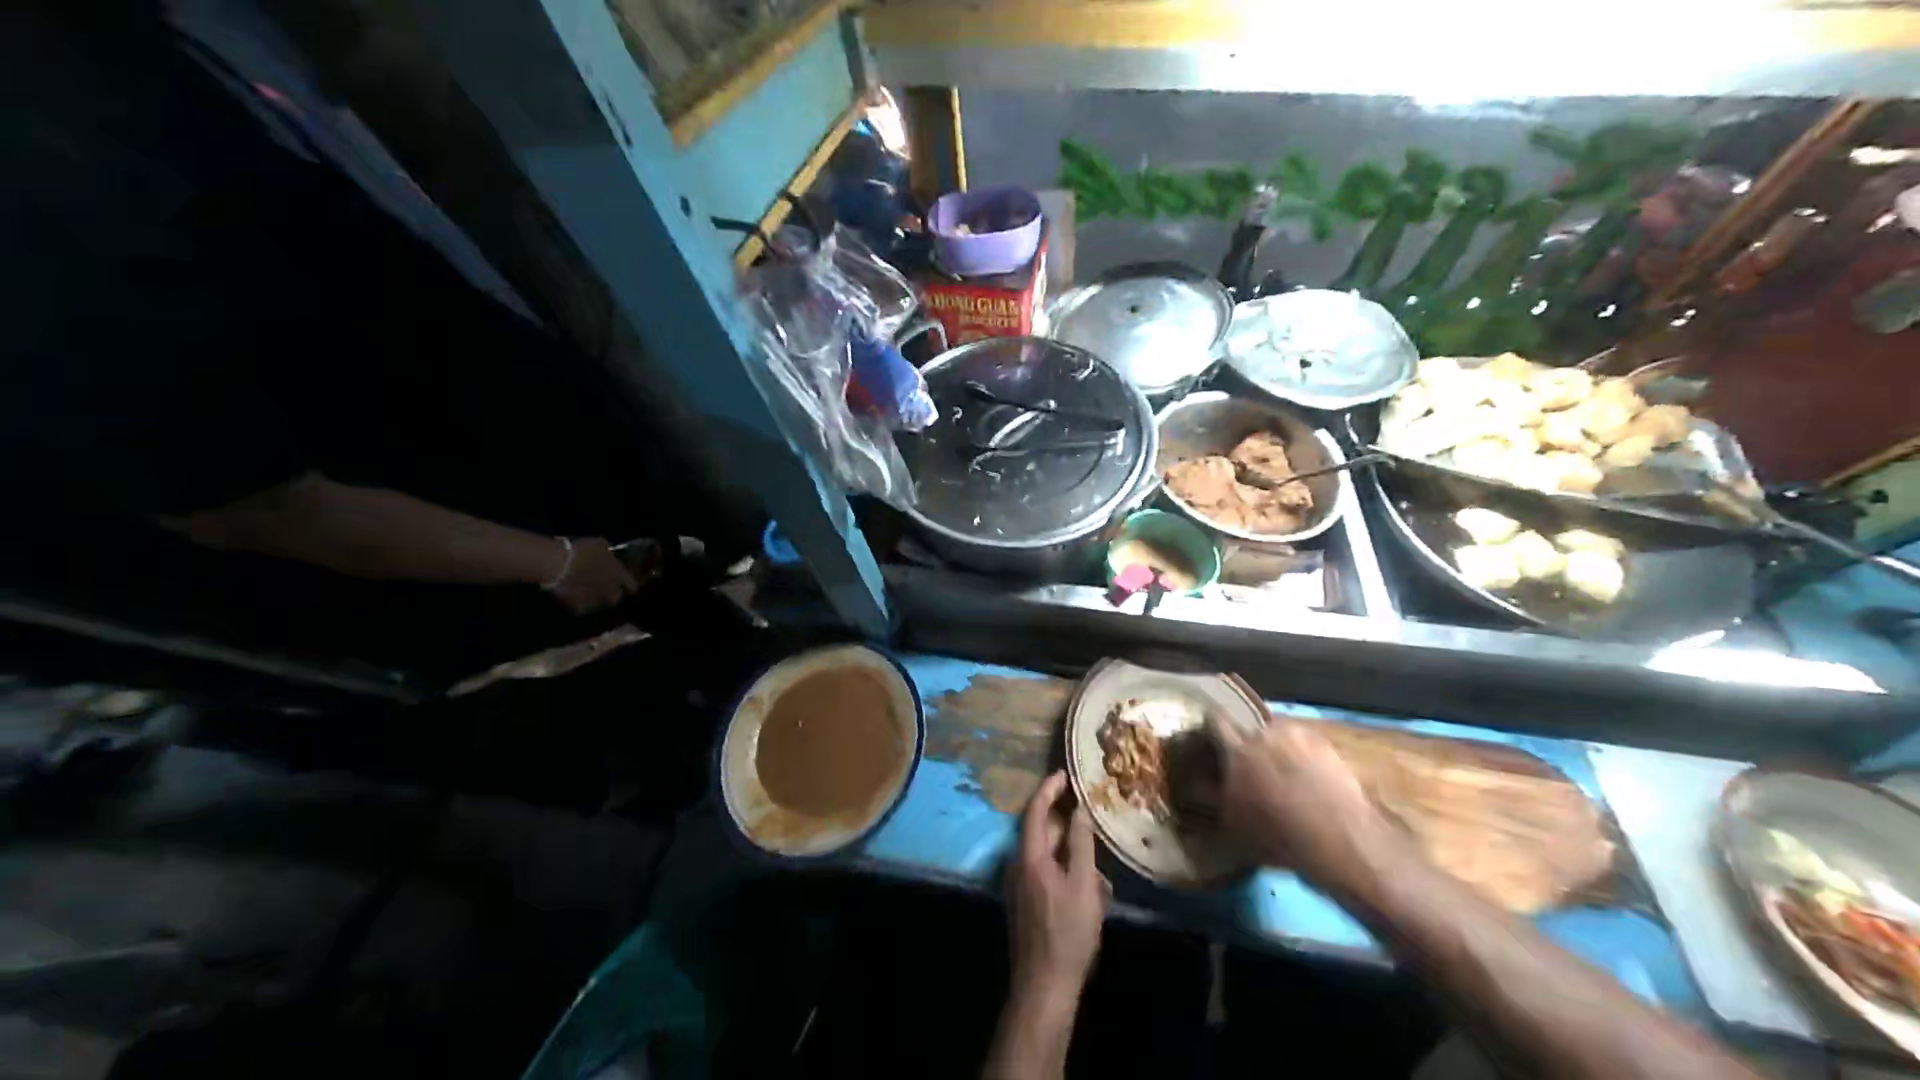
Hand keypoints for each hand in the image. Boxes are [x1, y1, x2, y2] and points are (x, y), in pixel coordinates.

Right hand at [546, 537, 639, 614]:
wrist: (558, 565)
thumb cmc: (582, 551)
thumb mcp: (601, 545)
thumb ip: (609, 555)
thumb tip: (609, 555)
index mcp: (619, 576)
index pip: (632, 585)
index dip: (629, 584)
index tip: (625, 583)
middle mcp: (610, 591)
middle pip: (615, 597)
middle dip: (611, 593)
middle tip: (603, 587)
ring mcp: (595, 601)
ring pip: (599, 603)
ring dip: (595, 598)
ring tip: (586, 591)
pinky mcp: (578, 608)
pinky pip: (581, 608)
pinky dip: (579, 603)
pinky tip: (573, 596)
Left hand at [1005, 772, 1107, 1003]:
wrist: (1044, 985)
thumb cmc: (1068, 933)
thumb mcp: (1084, 885)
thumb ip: (1082, 844)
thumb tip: (1080, 811)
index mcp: (1029, 856)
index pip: (1035, 810)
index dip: (1049, 789)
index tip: (1065, 774)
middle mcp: (1017, 865)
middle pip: (1040, 831)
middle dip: (1066, 825)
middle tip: (1091, 817)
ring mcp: (1018, 885)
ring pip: (1046, 854)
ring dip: (1070, 853)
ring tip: (1097, 865)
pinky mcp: (1025, 902)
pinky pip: (1044, 873)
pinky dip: (1065, 871)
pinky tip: (1088, 888)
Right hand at [1209, 714, 1400, 898]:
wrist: (1342, 840)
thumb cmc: (1280, 835)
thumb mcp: (1234, 819)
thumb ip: (1213, 791)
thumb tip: (1197, 778)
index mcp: (1236, 749)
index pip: (1215, 721)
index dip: (1212, 727)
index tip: (1211, 737)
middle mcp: (1264, 733)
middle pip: (1248, 726)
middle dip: (1246, 740)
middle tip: (1250, 762)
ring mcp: (1297, 735)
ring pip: (1277, 732)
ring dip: (1274, 745)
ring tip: (1282, 770)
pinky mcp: (1324, 742)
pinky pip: (1302, 740)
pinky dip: (1300, 752)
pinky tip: (1307, 775)